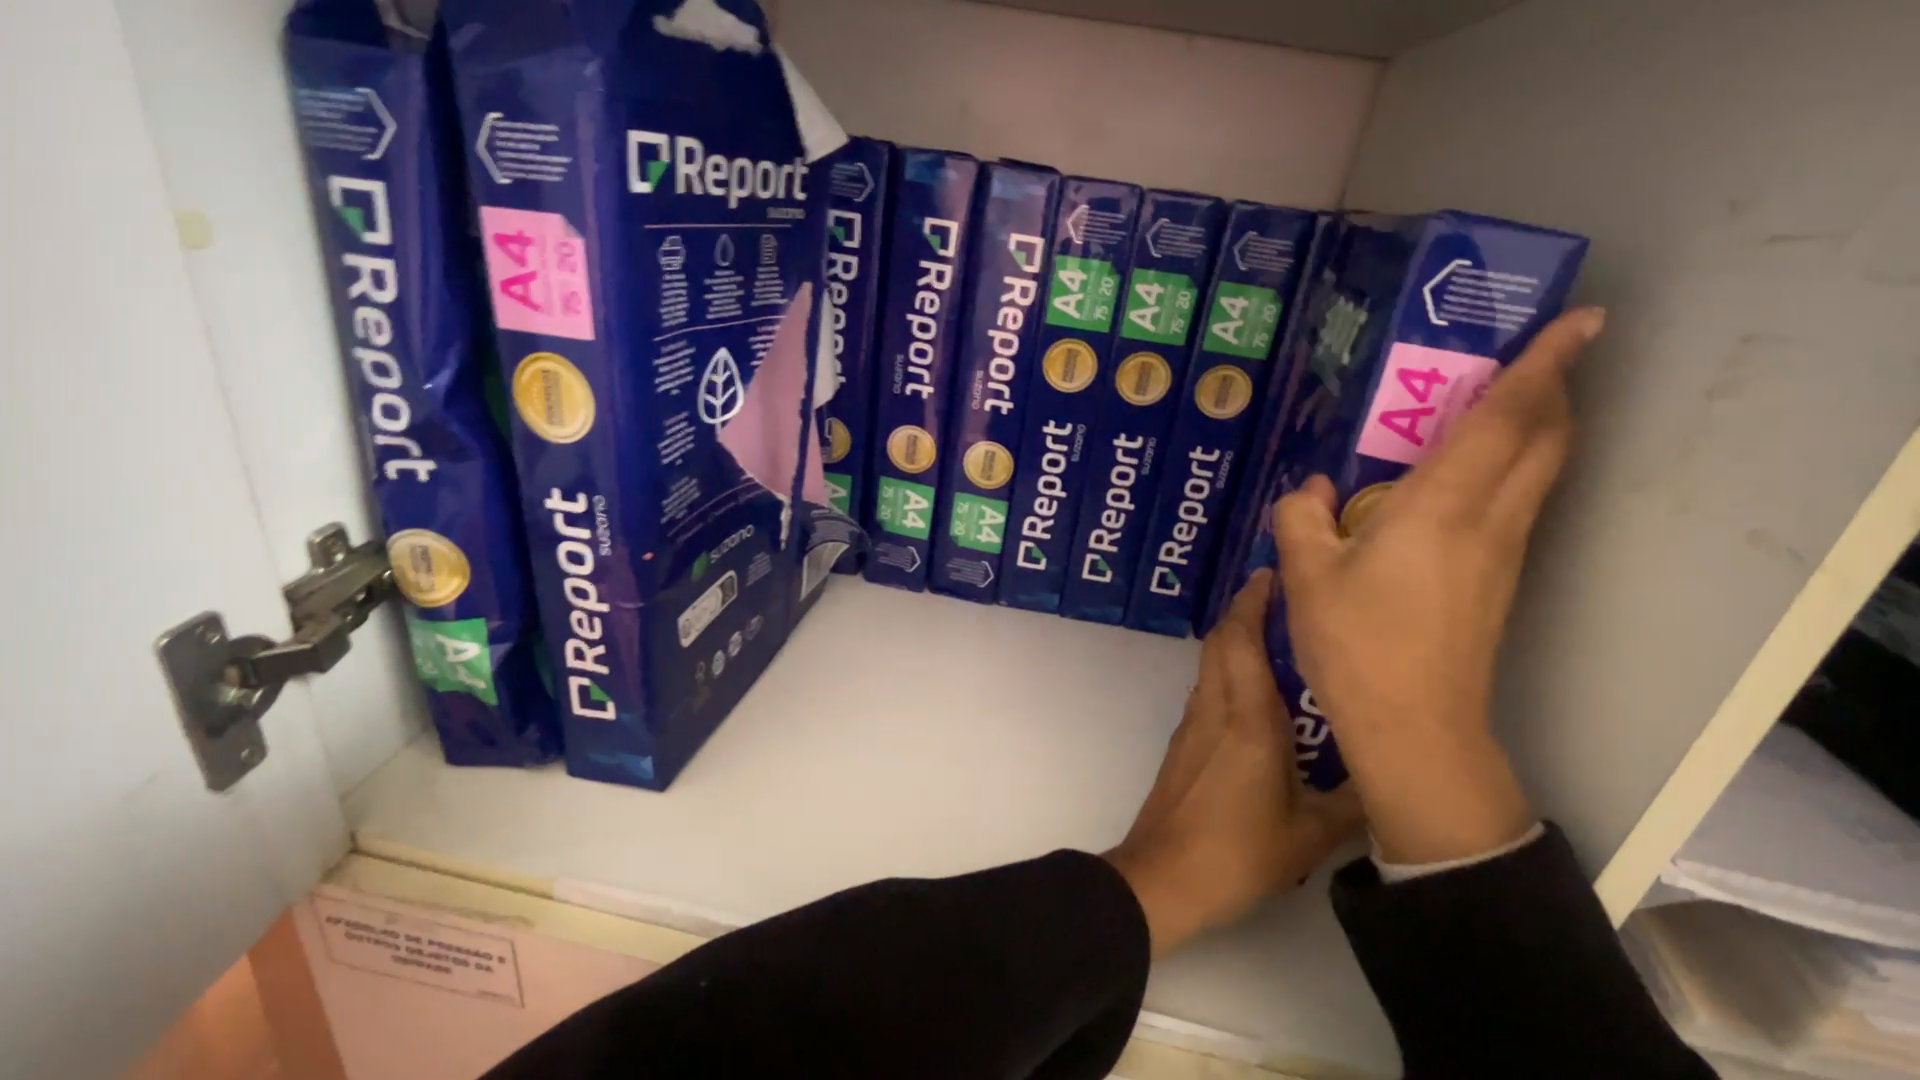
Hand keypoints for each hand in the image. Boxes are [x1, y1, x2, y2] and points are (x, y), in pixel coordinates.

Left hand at [1107, 569, 1364, 956]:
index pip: (1242, 639)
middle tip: (1285, 599)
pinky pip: (1208, 691)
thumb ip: (1354, 802)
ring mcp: (1191, 727)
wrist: (1164, 880)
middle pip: (1221, 641)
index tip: (1274, 574)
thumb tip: (1389, 774)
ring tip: (1280, 640)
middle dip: (1246, 611)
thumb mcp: (1312, 835)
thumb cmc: (1238, 852)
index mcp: (1247, 718)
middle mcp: (1213, 709)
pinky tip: (1259, 695)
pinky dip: (1229, 673)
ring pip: (1211, 665)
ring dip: (1236, 641)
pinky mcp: (1183, 747)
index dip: (1254, 601)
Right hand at [1273, 307, 1604, 865]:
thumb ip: (1300, 518)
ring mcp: (1503, 552)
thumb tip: (1312, 489)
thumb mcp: (1305, 577)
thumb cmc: (1357, 644)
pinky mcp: (1500, 580)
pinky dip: (1511, 469)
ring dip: (1536, 428)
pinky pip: (1518, 503)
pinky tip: (1462, 481)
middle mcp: (1488, 520)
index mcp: (1441, 507)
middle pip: (1544, 439)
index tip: (1582, 317)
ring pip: (1539, 471)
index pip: (1505, 419)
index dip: (1543, 364)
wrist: (1414, 725)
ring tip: (1499, 405)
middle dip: (1553, 388)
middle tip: (1538, 354)